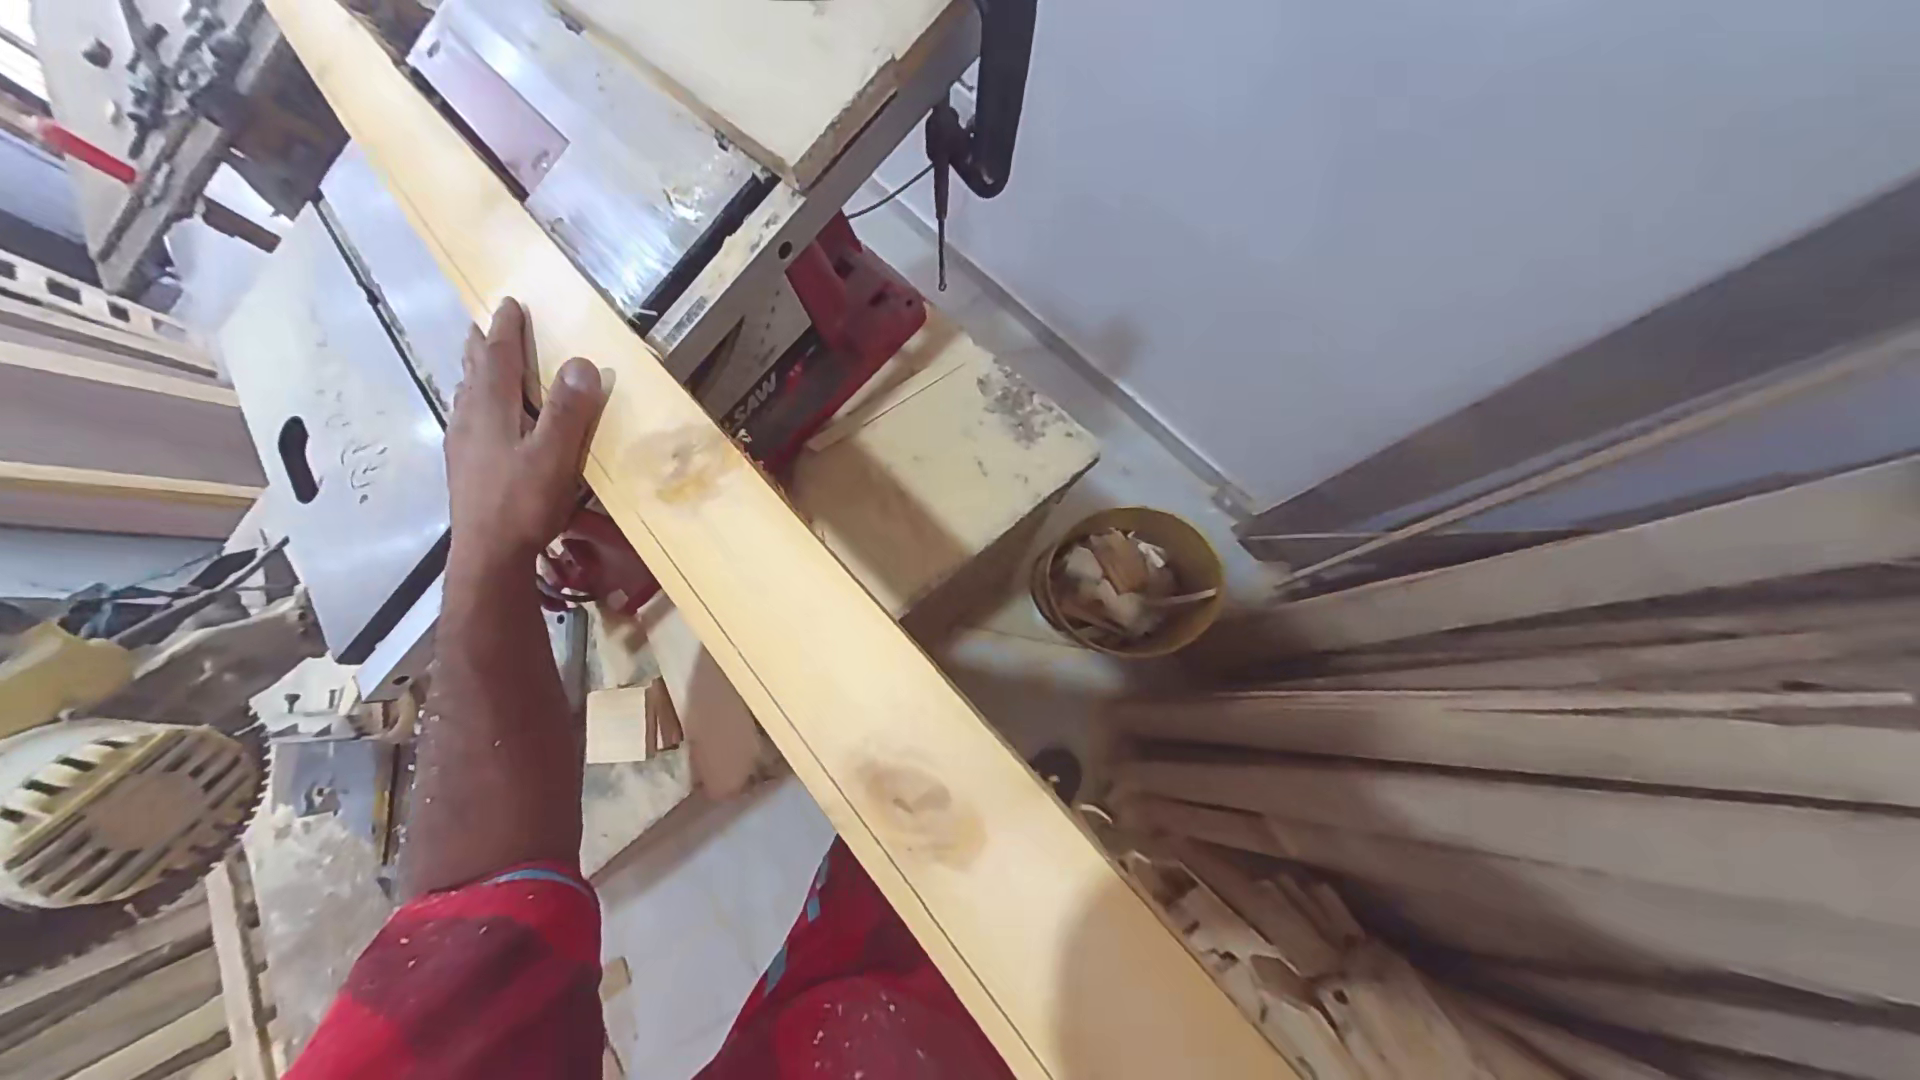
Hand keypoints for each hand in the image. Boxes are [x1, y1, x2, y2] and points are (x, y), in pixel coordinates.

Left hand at [445, 298, 603, 573]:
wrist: (488, 553)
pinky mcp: (466, 467)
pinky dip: (474, 402)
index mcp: (494, 411)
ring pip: (466, 395)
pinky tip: (478, 417)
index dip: (507, 331)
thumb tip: (580, 363)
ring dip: (474, 372)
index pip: (500, 360)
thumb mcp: (555, 457)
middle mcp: (472, 420)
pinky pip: (467, 418)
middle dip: (482, 346)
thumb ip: (568, 412)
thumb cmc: (524, 503)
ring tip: (477, 361)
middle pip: (474, 372)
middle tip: (482, 324)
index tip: (510, 304)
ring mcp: (464, 444)